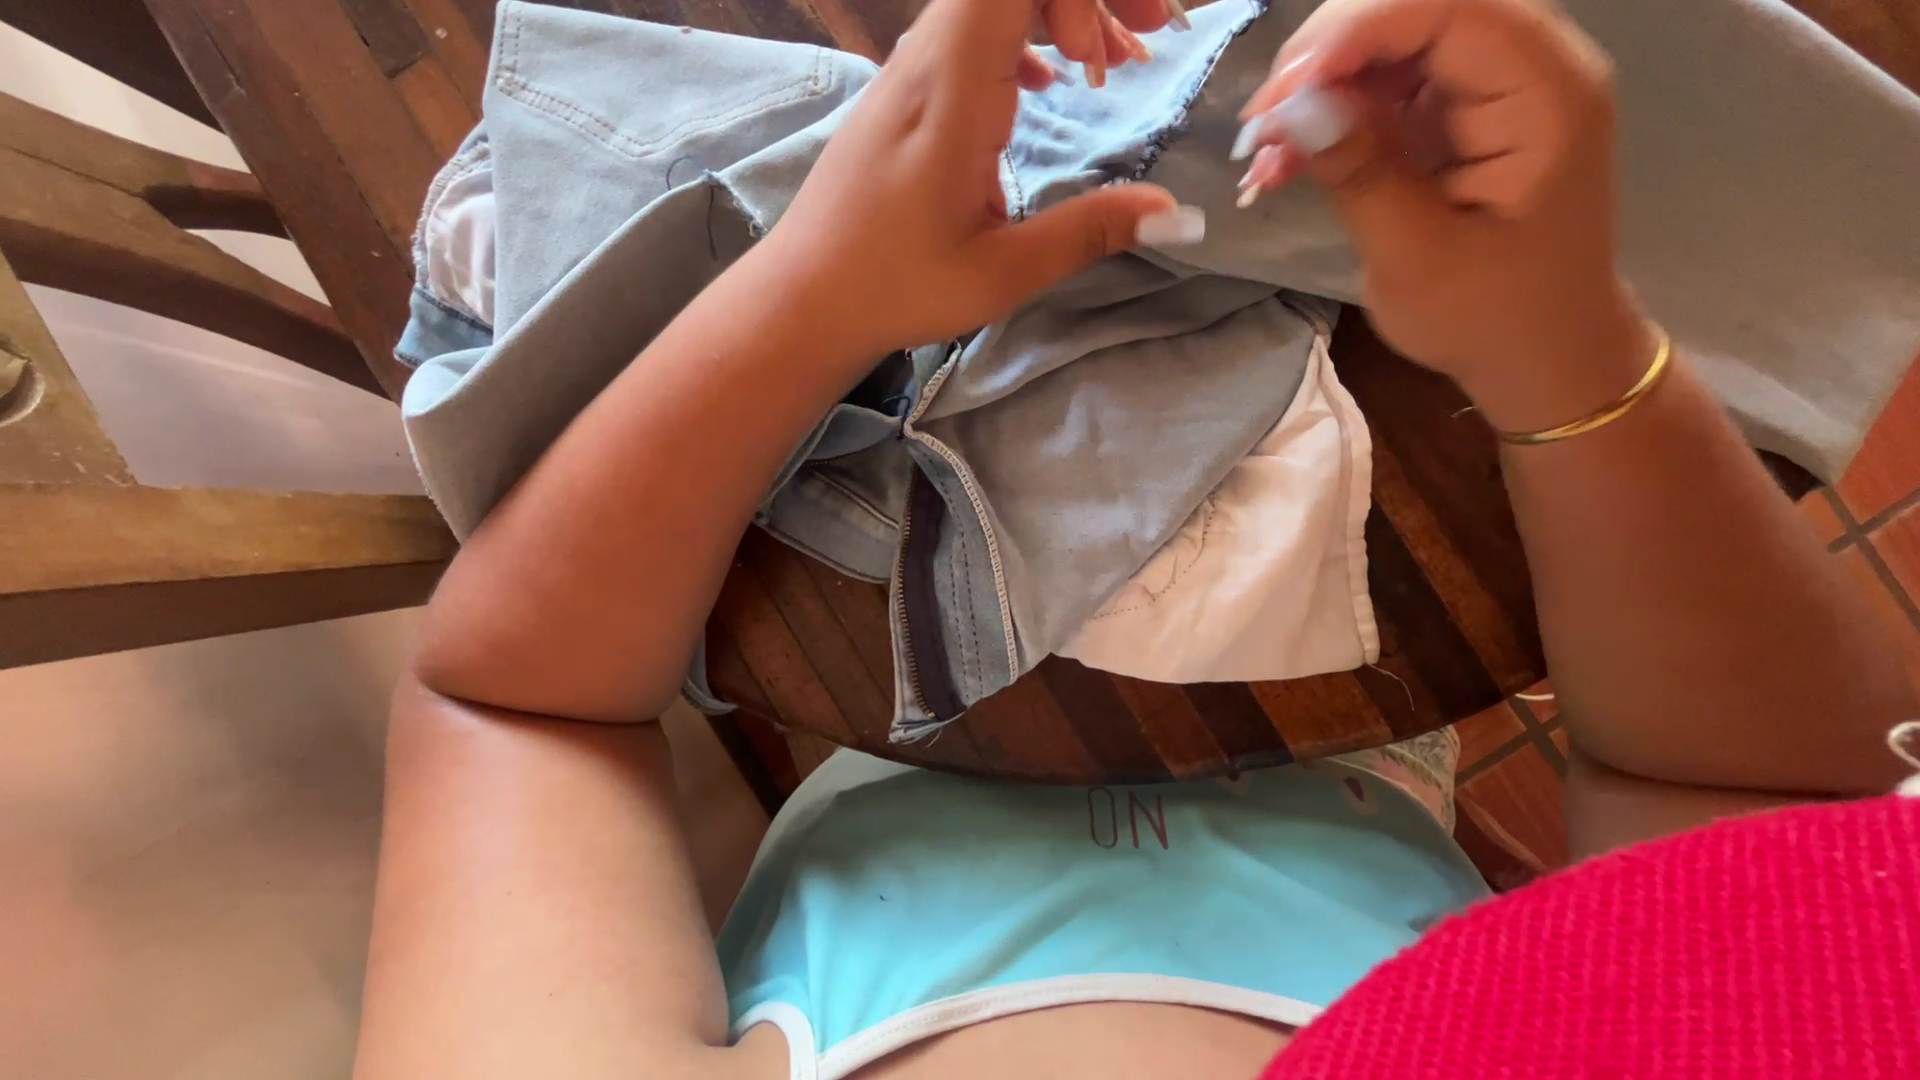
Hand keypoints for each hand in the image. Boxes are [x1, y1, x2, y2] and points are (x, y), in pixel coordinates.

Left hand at [758, 0, 1184, 361]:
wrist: (806, 296)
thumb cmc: (896, 288)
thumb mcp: (1002, 271)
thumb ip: (1090, 232)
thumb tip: (1176, 215)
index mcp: (953, 90)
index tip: (1118, 50)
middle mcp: (927, 60)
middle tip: (1146, 43)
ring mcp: (909, 70)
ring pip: (992, 1)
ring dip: (1060, 12)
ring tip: (1107, 66)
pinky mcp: (903, 92)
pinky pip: (969, 30)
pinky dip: (1022, 36)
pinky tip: (1046, 82)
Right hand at [1236, 0, 1654, 428]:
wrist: (1537, 356)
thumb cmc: (1490, 318)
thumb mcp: (1418, 255)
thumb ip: (1362, 172)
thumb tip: (1294, 106)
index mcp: (1543, 93)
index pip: (1448, 9)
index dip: (1355, 31)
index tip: (1277, 95)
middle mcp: (1521, 70)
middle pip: (1415, 13)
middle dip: (1325, 56)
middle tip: (1259, 123)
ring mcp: (1482, 94)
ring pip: (1386, 52)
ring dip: (1314, 94)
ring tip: (1260, 156)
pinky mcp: (1448, 123)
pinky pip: (1379, 97)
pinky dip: (1325, 124)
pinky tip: (1281, 165)